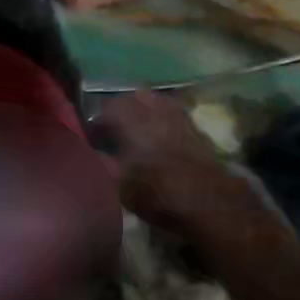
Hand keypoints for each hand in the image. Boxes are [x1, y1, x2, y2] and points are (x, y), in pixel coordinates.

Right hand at [94, 91, 266, 233]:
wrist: (208, 203)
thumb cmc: (157, 195)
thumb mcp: (120, 186)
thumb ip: (103, 163)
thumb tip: (91, 151)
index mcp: (133, 124)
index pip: (109, 108)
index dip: (97, 121)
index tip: (93, 137)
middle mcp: (156, 113)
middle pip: (134, 97)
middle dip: (120, 109)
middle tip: (113, 128)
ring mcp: (179, 118)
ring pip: (157, 100)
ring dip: (143, 109)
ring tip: (136, 127)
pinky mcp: (196, 128)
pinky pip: (174, 111)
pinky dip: (162, 117)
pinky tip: (160, 133)